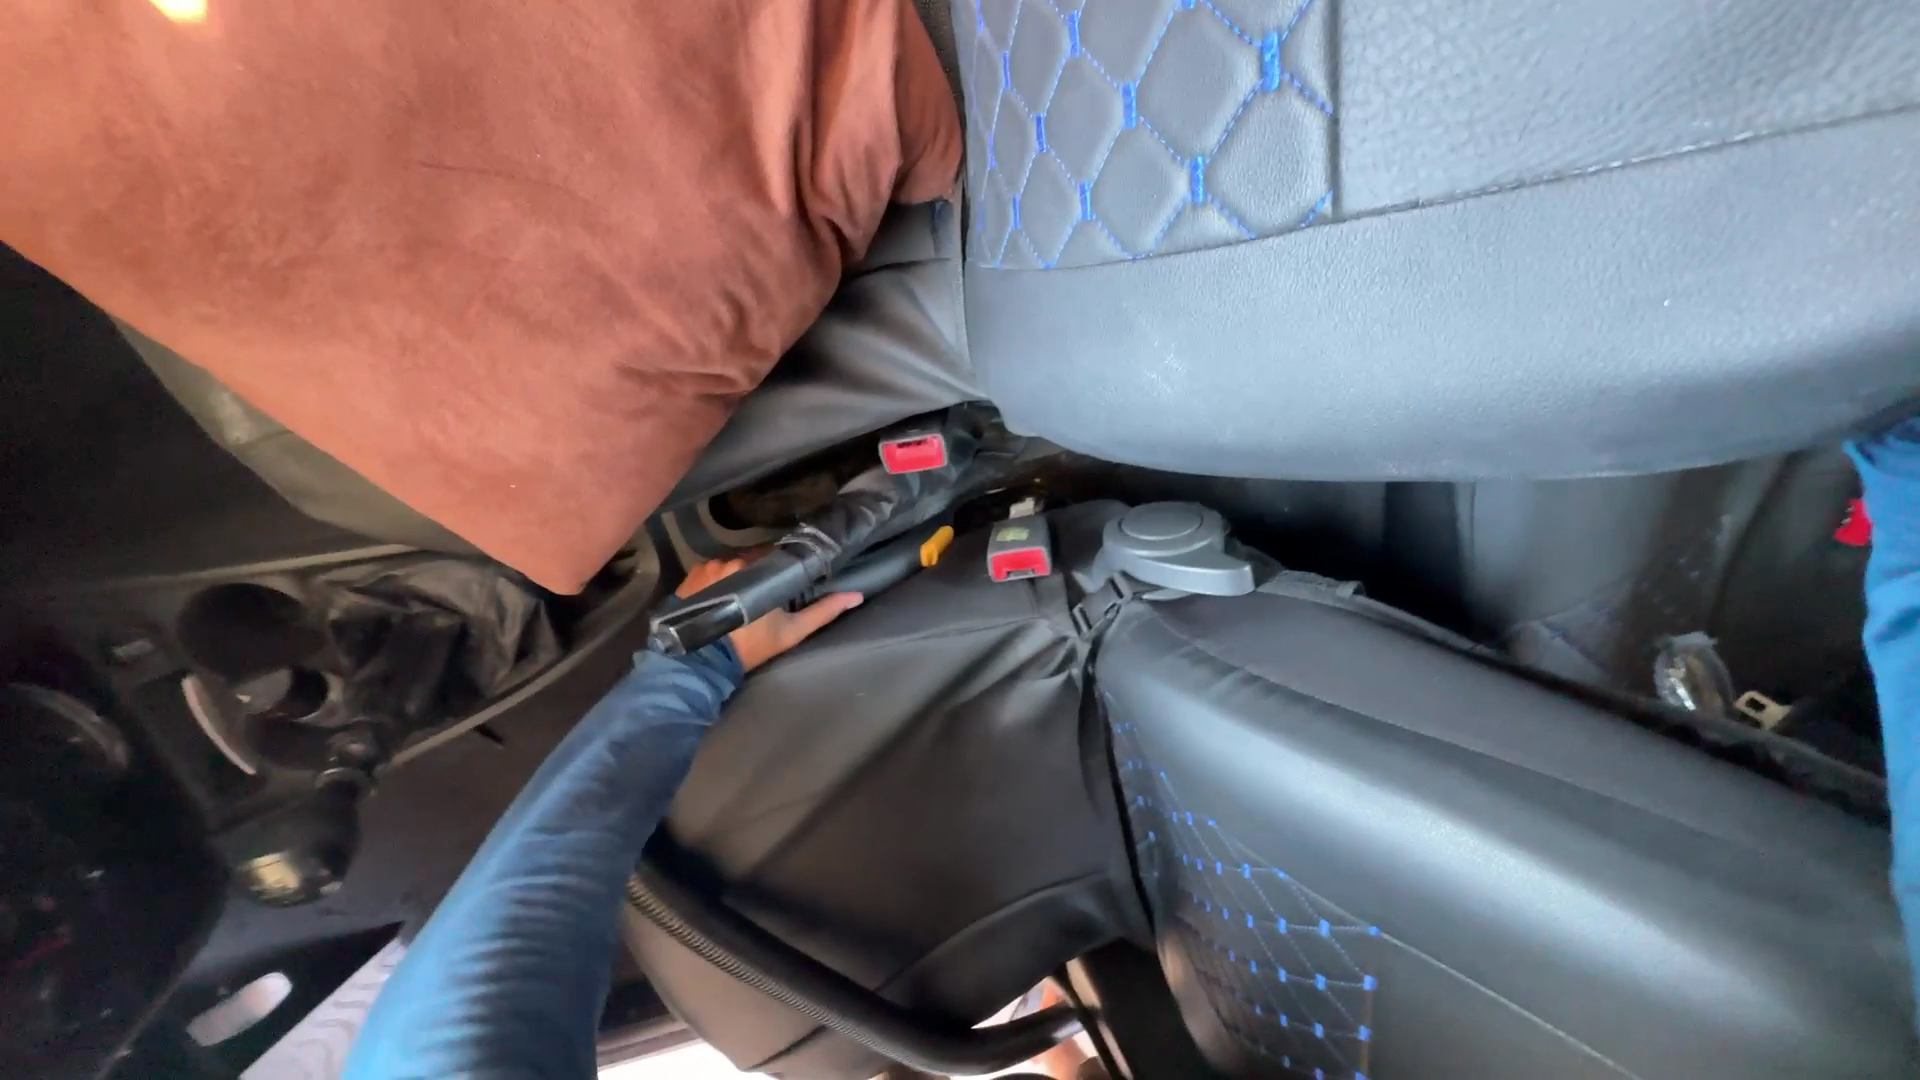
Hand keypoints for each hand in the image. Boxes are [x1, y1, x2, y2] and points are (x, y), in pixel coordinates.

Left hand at [675, 557, 862, 671]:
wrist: (702, 665)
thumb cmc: (751, 646)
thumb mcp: (792, 631)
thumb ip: (823, 611)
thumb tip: (856, 595)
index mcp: (757, 567)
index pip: (773, 555)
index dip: (779, 568)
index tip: (782, 581)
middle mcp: (730, 560)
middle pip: (749, 560)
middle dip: (756, 574)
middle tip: (761, 596)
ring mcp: (706, 568)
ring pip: (728, 566)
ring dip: (734, 577)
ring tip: (738, 600)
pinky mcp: (688, 579)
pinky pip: (708, 573)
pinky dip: (715, 583)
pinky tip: (719, 600)